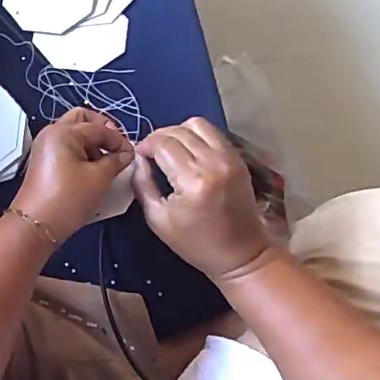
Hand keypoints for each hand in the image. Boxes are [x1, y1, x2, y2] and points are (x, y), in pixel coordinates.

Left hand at [12, 109, 134, 241]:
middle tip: (116, 148)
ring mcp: (45, 147)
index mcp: (62, 132)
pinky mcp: (45, 161)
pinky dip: (83, 152)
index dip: (119, 140)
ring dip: (93, 142)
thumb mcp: (99, 178)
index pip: (99, 127)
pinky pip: (67, 147)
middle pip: (81, 120)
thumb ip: (116, 161)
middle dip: (102, 130)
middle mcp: (51, 133)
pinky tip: (94, 169)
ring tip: (107, 163)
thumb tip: (125, 154)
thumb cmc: (69, 198)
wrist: (37, 225)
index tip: (131, 155)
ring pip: (74, 133)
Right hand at [133, 117, 277, 283]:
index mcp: (192, 180)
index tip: (139, 156)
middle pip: (178, 131)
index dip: (145, 145)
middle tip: (151, 154)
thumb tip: (138, 159)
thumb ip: (142, 183)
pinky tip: (188, 152)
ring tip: (170, 150)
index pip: (162, 144)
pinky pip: (212, 133)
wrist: (241, 254)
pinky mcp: (238, 158)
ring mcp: (229, 158)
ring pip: (197, 125)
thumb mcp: (157, 218)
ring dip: (178, 132)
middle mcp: (213, 162)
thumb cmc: (195, 243)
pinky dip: (196, 136)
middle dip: (158, 138)